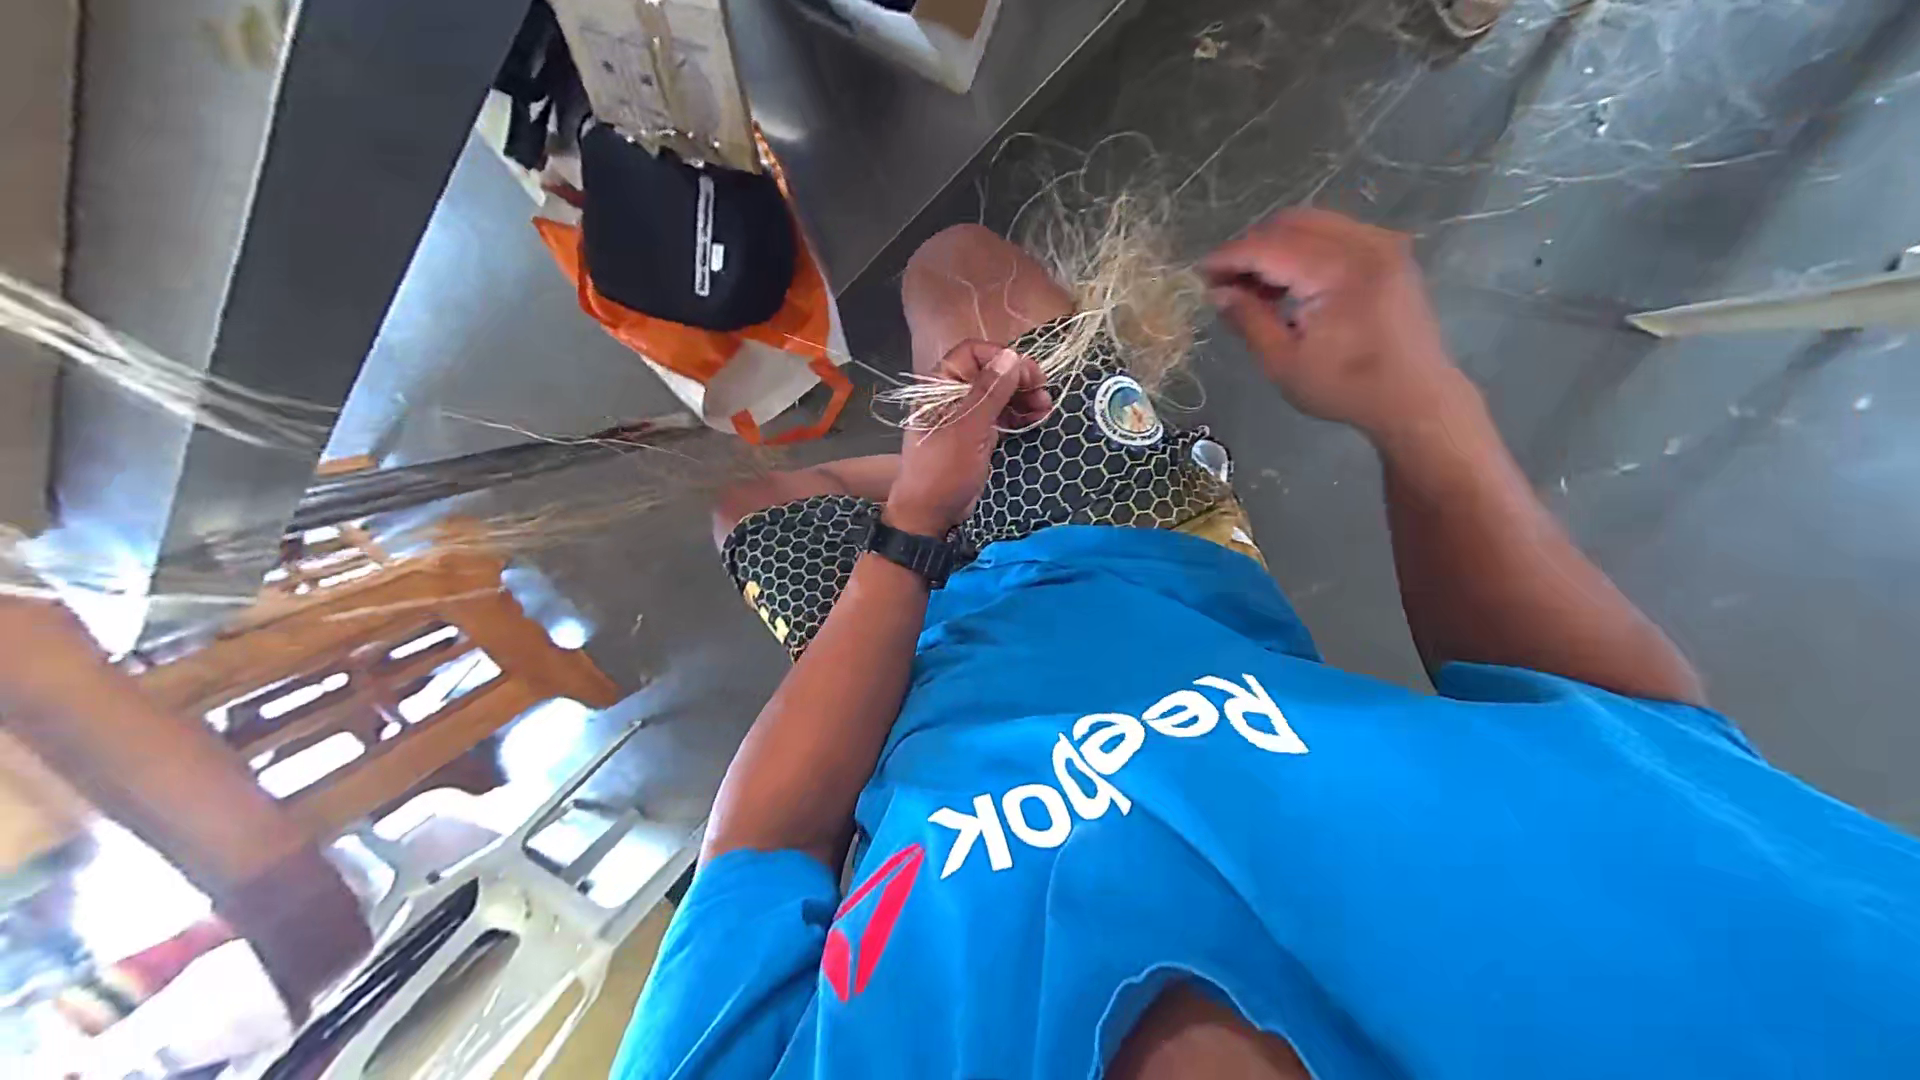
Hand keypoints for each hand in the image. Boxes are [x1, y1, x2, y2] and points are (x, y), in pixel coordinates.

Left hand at [886, 341, 1049, 534]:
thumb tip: (1011, 357)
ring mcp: (966, 416)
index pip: (972, 353)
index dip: (1001, 358)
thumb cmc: (943, 470)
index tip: (1027, 373)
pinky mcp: (977, 435)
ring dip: (1024, 397)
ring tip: (1046, 407)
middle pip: (990, 373)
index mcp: (939, 386)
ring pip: (999, 394)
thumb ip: (990, 392)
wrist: (930, 513)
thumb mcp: (968, 429)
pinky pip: (1001, 415)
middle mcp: (952, 395)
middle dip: (1018, 379)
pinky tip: (1037, 416)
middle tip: (1044, 392)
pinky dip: (1019, 414)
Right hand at [1201, 208, 1465, 438]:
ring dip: (1275, 247)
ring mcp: (1381, 243)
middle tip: (1225, 283)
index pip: (1269, 247)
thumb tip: (1217, 293)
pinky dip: (1302, 249)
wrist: (1414, 397)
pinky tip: (1288, 283)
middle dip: (1250, 248)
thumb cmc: (1345, 388)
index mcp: (1338, 271)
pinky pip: (1334, 232)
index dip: (1229, 257)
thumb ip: (1248, 320)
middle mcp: (1364, 243)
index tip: (1199, 273)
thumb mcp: (1283, 362)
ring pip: (1312, 223)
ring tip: (1254, 287)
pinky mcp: (1388, 252)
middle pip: (1290, 223)